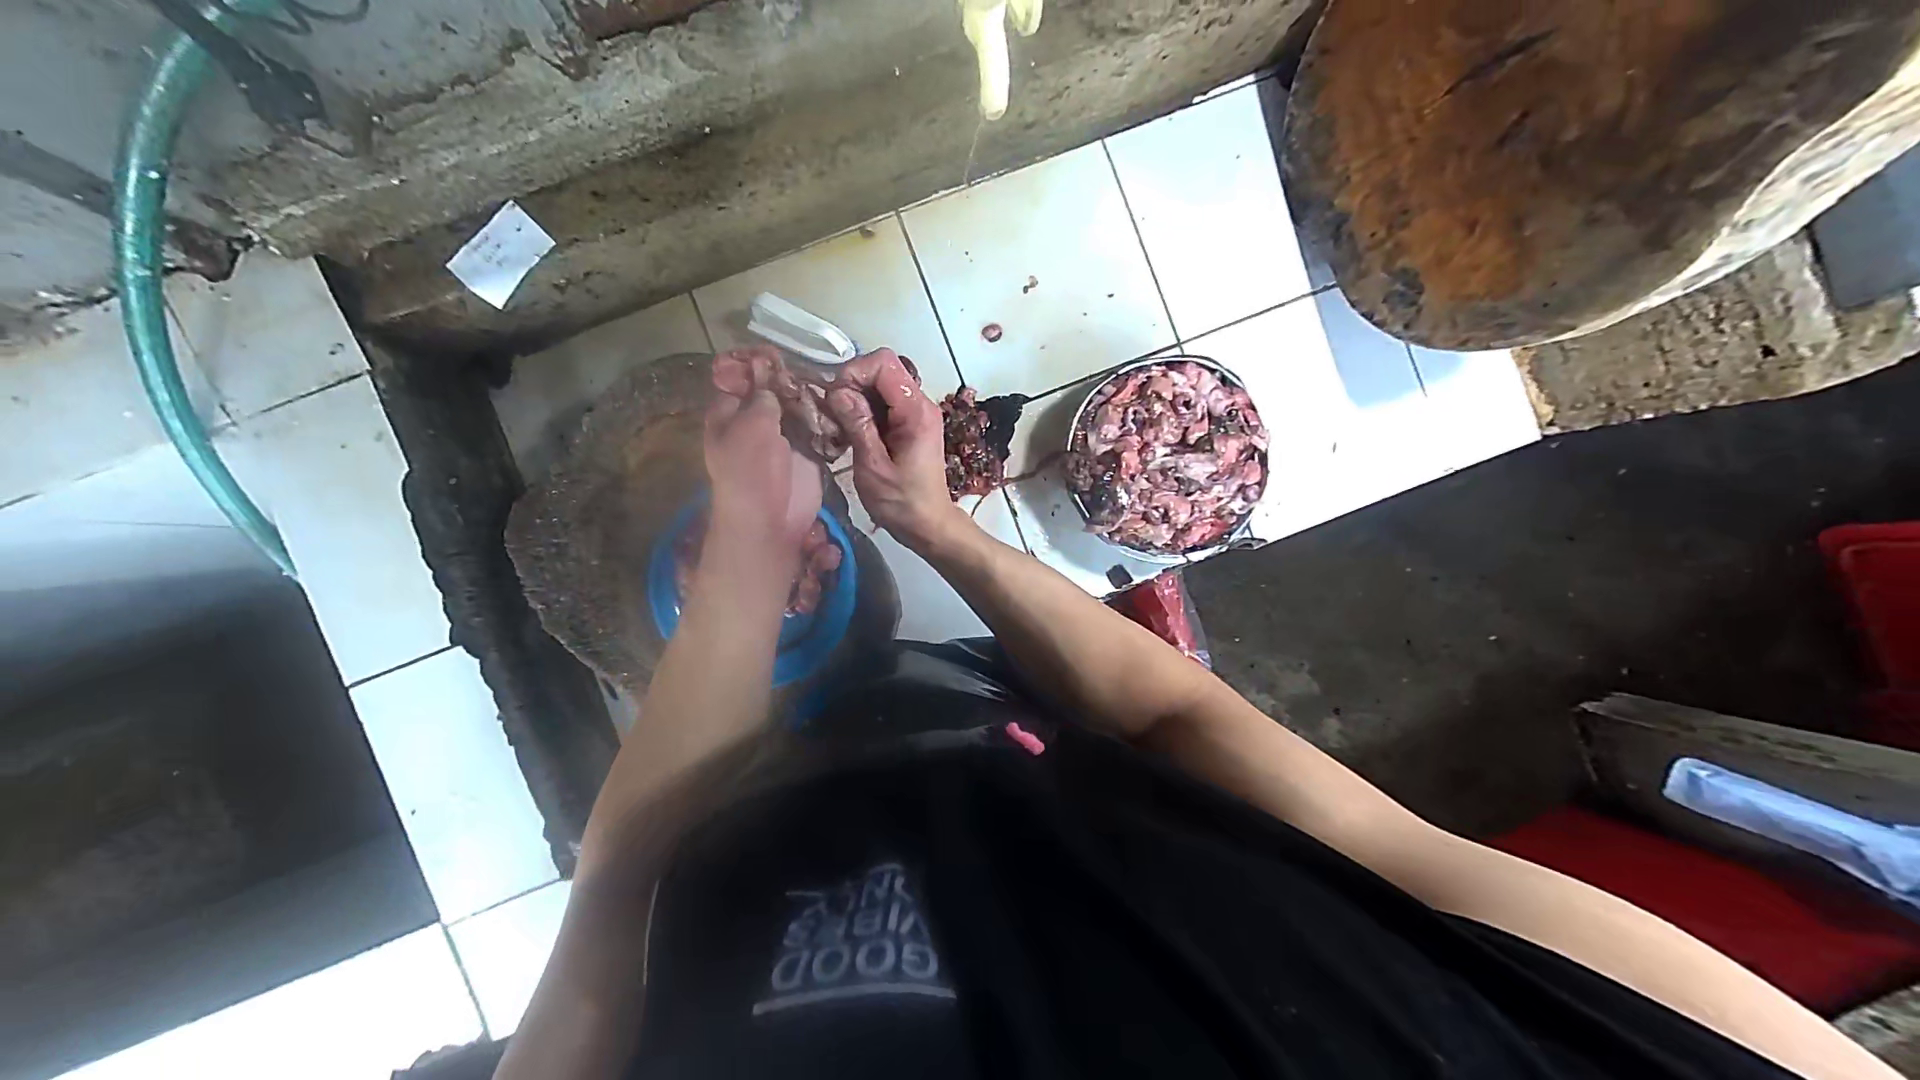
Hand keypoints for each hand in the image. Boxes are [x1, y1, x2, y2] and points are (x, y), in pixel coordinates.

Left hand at [703, 375, 822, 575]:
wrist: (771, 519)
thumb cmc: (749, 470)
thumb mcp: (751, 424)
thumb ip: (763, 395)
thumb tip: (768, 371)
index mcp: (729, 414)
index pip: (740, 379)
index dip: (756, 364)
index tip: (778, 351)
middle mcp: (754, 423)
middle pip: (774, 391)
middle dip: (791, 380)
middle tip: (812, 368)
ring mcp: (782, 439)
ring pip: (799, 408)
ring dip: (812, 397)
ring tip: (830, 383)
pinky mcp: (806, 454)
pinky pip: (818, 428)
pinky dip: (827, 419)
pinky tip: (838, 403)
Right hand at [825, 348, 966, 551]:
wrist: (928, 524)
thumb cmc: (902, 502)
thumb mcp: (873, 467)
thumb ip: (857, 425)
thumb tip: (838, 392)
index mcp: (916, 411)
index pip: (884, 363)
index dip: (854, 373)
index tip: (835, 400)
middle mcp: (919, 404)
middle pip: (880, 370)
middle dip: (850, 386)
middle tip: (834, 417)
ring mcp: (914, 413)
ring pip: (877, 385)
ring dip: (853, 400)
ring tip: (839, 428)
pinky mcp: (907, 424)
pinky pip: (880, 403)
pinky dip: (860, 411)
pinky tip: (850, 434)